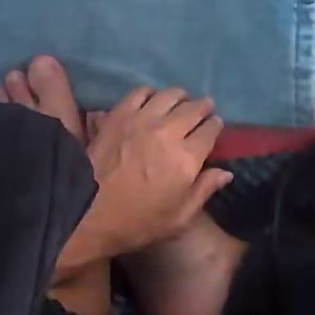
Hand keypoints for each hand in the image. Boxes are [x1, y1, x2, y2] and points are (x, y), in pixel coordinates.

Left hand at [60, 87, 232, 272]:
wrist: (89, 211)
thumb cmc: (137, 222)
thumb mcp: (179, 218)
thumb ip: (204, 191)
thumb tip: (226, 172)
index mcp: (187, 158)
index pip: (210, 131)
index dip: (215, 126)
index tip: (216, 124)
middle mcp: (168, 131)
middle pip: (192, 108)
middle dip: (202, 107)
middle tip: (204, 107)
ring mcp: (142, 119)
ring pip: (168, 95)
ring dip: (179, 96)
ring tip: (181, 99)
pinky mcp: (119, 114)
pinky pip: (139, 93)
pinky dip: (150, 93)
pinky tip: (151, 98)